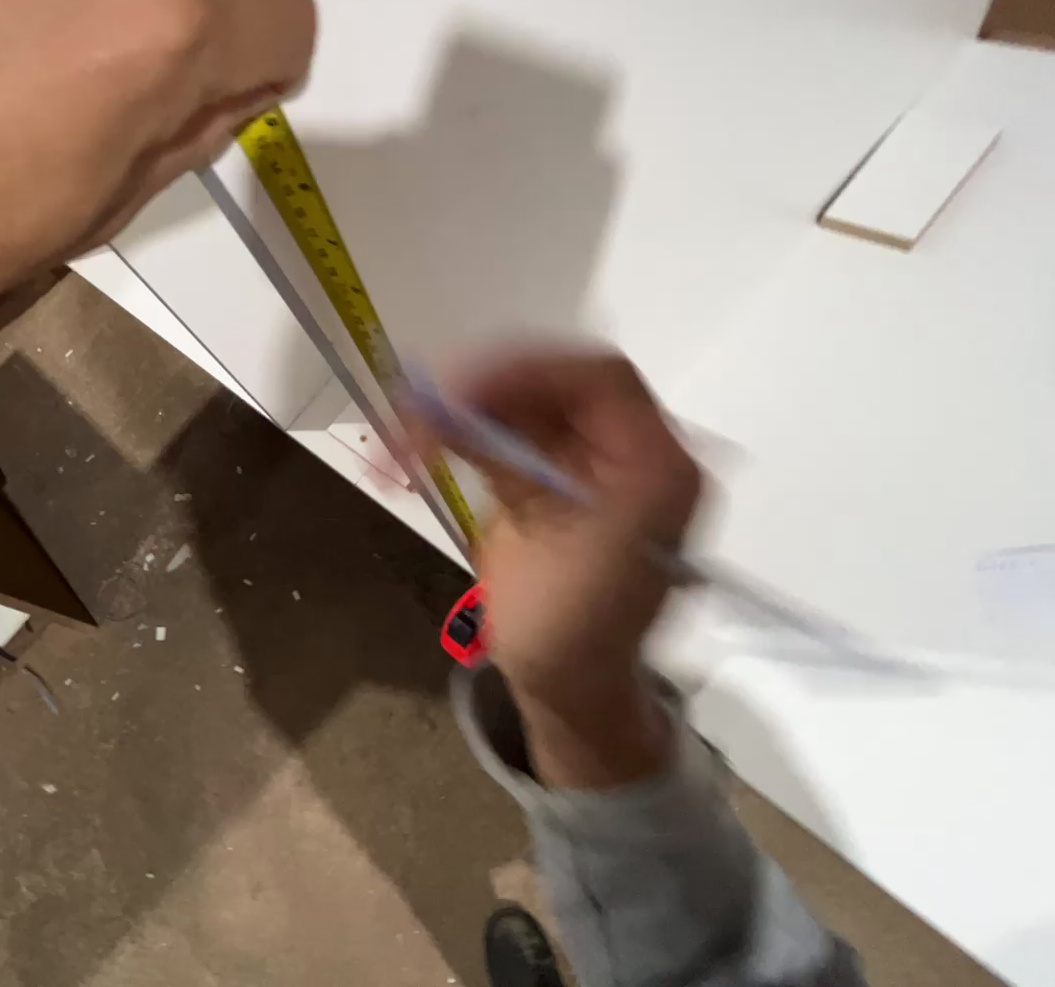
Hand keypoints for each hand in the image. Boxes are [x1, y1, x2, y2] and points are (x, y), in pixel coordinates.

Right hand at [424, 350, 699, 785]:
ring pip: (513, 408)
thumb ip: (504, 465)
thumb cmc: (574, 627)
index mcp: (652, 464)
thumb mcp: (548, 545)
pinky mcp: (540, 478)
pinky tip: (412, 450)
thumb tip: (440, 405)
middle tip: (416, 413)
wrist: (567, 681)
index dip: (529, 373)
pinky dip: (450, 438)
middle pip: (549, 387)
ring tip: (401, 435)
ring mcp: (578, 463)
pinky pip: (494, 437)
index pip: (599, 381)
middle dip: (478, 393)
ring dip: (453, 414)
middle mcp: (621, 451)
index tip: (460, 393)